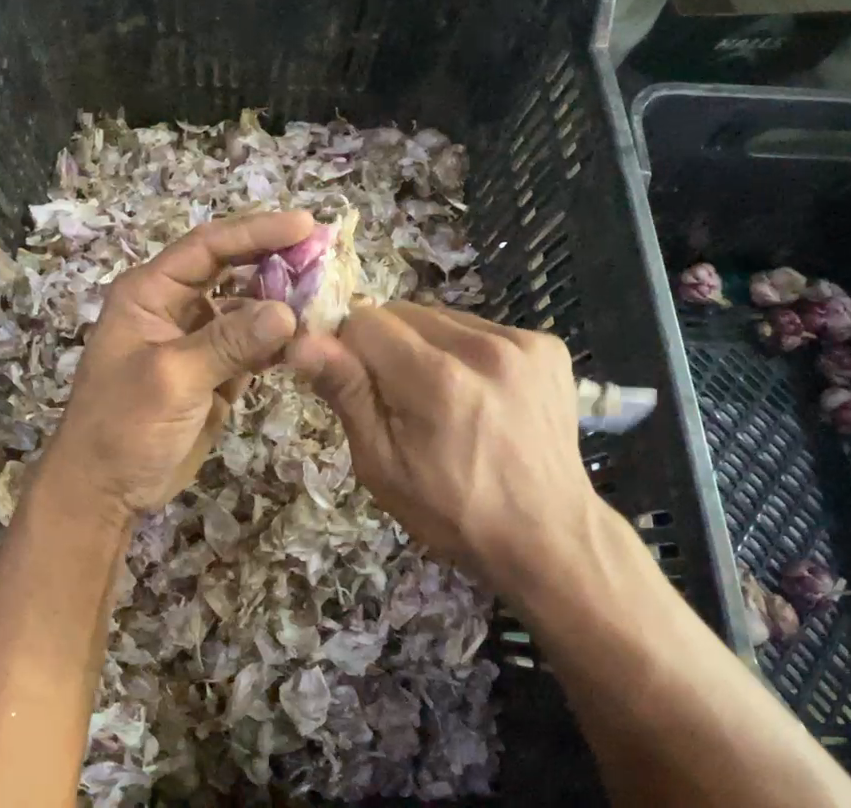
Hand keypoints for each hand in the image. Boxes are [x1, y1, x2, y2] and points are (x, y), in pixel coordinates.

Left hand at [46, 211, 315, 519]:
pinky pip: (254, 347)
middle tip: (326, 256)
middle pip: (233, 270)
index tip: (306, 224)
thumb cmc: (123, 426)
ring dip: (284, 305)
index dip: (257, 232)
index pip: (209, 247)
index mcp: (150, 293)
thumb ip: (229, 342)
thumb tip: (288, 311)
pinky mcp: (215, 372)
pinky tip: (311, 341)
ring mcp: (197, 340)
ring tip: (329, 300)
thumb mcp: (172, 378)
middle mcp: (174, 307)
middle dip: (277, 262)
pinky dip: (280, 344)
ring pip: (249, 308)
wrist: (105, 491)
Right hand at [288, 302, 594, 588]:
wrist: (549, 538)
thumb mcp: (382, 465)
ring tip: (444, 398)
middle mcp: (483, 348)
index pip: (365, 321)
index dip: (349, 348)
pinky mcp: (548, 346)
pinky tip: (479, 394)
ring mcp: (522, 343)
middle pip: (403, 312)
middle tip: (399, 399)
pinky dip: (467, 352)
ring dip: (428, 345)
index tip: (358, 385)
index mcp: (436, 380)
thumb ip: (346, 392)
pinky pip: (482, 328)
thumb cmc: (453, 512)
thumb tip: (301, 342)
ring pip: (442, 317)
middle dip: (388, 346)